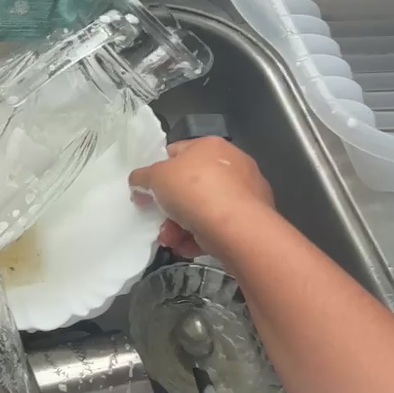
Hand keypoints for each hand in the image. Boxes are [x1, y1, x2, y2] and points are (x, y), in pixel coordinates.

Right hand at [128, 136, 275, 261]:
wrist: (238, 229)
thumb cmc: (194, 190)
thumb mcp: (154, 177)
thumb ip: (142, 177)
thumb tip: (139, 183)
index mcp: (210, 146)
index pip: (177, 153)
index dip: (159, 171)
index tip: (149, 190)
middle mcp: (233, 164)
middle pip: (190, 185)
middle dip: (171, 205)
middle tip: (159, 219)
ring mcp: (247, 193)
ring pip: (204, 208)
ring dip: (181, 225)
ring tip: (171, 240)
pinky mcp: (254, 220)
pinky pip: (219, 225)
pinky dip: (201, 236)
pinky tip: (188, 247)